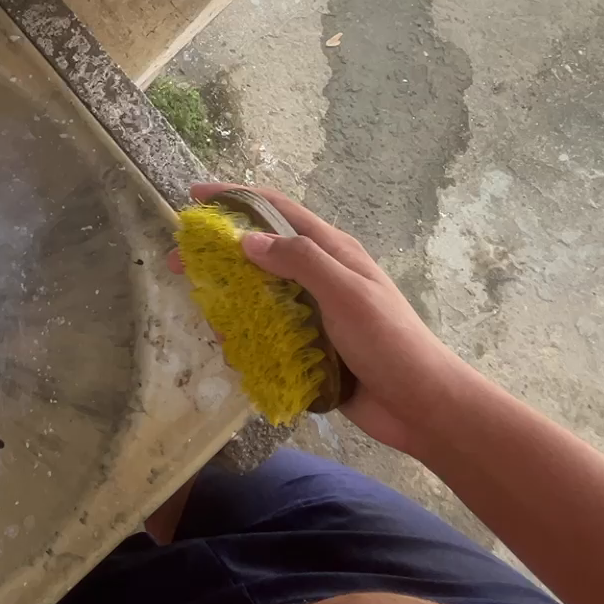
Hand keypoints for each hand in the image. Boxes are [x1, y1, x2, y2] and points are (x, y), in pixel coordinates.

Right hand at [178, 184, 481, 456]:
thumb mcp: (346, 294)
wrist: (424, 408)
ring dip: (226, 294)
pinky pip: (262, 326)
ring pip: (255, 289)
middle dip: (217, 250)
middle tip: (179, 260)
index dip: (234, 197)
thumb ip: (300, 261)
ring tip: (200, 305)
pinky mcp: (305, 341)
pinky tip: (227, 342)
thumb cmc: (391, 344)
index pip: (275, 208)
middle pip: (257, 248)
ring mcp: (310, 308)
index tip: (194, 195)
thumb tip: (247, 240)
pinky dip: (241, 330)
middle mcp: (316, 273)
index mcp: (330, 250)